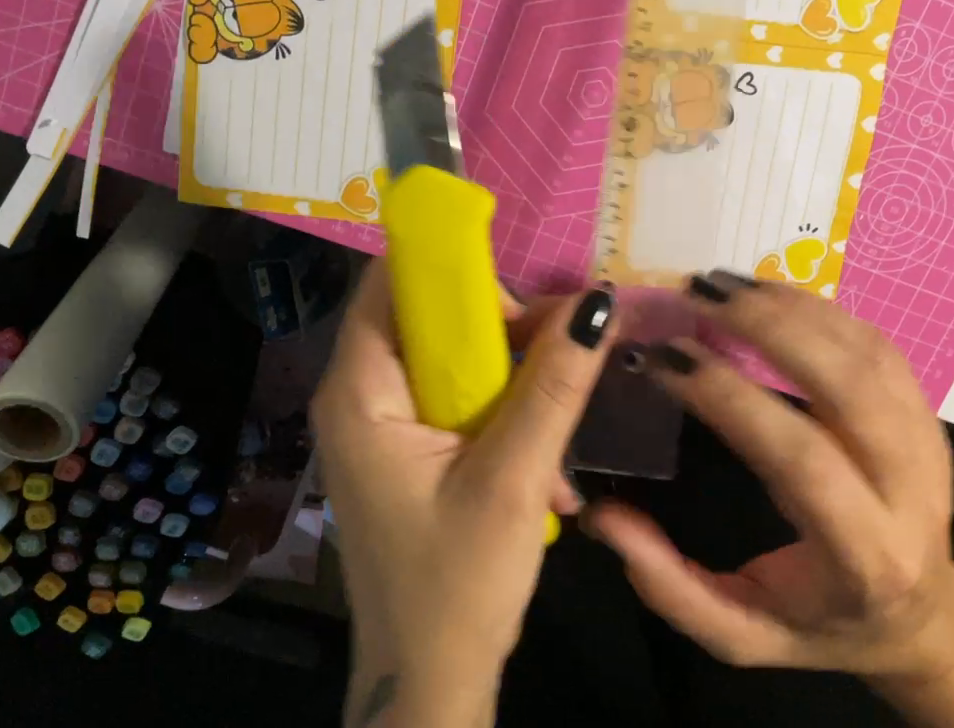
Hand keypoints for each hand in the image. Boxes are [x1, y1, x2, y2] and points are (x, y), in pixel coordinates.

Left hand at [311, 262, 615, 726]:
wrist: (426, 684)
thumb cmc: (457, 586)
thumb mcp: (513, 479)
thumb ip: (554, 386)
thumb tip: (595, 301)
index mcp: (359, 392)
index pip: (392, 285)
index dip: (453, 268)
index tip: (523, 282)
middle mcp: (358, 397)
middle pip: (428, 319)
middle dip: (501, 329)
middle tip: (563, 348)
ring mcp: (380, 427)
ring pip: (451, 362)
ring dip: (513, 379)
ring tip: (563, 417)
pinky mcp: (405, 453)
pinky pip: (455, 403)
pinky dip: (501, 415)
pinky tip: (544, 467)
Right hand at [586, 273, 953, 727]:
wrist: (922, 619)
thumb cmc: (820, 626)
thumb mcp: (739, 634)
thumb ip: (668, 585)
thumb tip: (600, 515)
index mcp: (862, 555)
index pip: (799, 457)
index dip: (730, 397)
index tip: (665, 357)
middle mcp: (909, 491)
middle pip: (848, 385)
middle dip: (767, 326)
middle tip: (695, 295)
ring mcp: (928, 445)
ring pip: (867, 353)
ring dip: (791, 306)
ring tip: (720, 284)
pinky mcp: (926, 415)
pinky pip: (878, 345)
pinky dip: (820, 309)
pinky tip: (767, 294)